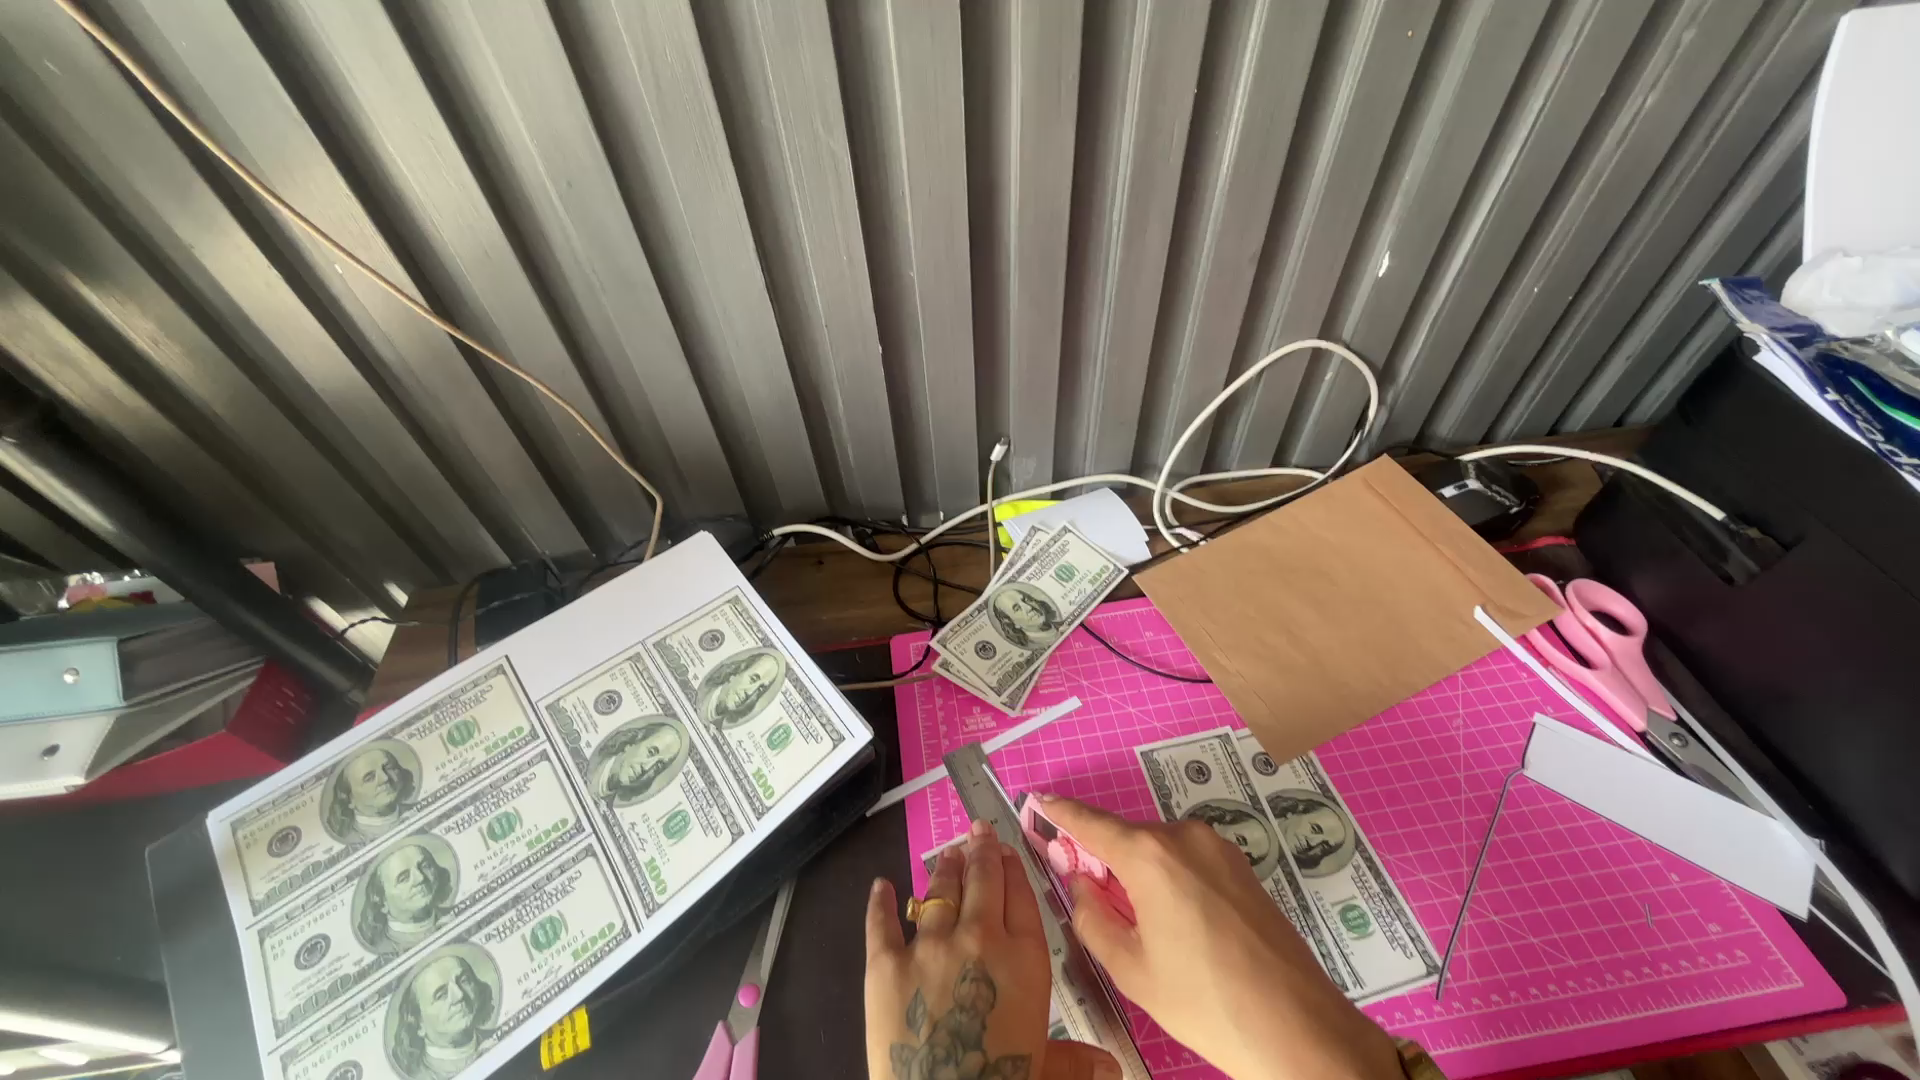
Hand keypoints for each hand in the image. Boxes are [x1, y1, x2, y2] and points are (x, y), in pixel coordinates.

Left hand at [867, 818, 1117, 1079]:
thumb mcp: (1047, 1071)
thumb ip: (1075, 1061)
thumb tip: (1112, 1068)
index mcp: (1023, 959)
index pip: (1021, 898)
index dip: (1014, 870)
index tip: (1007, 851)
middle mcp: (979, 938)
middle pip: (982, 881)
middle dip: (981, 852)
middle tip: (977, 831)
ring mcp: (929, 946)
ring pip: (938, 892)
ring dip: (944, 869)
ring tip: (947, 854)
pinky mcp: (885, 963)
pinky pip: (881, 923)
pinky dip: (880, 902)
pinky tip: (881, 885)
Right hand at [1040, 797, 1401, 1079]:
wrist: (1298, 1028)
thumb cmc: (1203, 1001)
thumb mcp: (1129, 967)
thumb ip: (1090, 914)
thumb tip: (1081, 881)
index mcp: (1149, 854)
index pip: (1091, 822)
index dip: (1061, 812)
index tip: (1038, 801)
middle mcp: (1183, 835)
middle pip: (1126, 838)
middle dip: (1102, 859)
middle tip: (1089, 899)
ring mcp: (1218, 847)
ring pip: (1157, 850)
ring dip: (1137, 873)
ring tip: (1141, 927)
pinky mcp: (1241, 866)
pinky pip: (1186, 860)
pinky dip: (1167, 878)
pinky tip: (1175, 925)